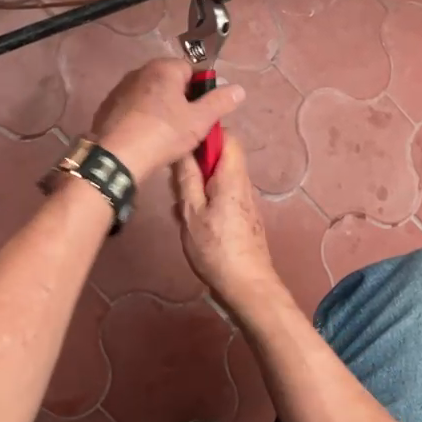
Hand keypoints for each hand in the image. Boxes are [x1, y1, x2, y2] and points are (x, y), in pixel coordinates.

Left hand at [91, 59, 244, 181]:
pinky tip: (145, 138)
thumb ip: (220, 102)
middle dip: (181, 100)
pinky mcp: (107, 106)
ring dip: (160, 110)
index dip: (201, 90)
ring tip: (166, 136)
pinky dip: (141, 118)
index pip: (192, 69)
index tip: (202, 112)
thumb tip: (239, 89)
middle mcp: (140, 71)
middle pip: (170, 82)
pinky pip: (133, 108)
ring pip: (151, 96)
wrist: (115, 156)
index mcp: (164, 68)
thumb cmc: (162, 134)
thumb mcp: (199, 121)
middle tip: (187, 126)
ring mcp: (121, 88)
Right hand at [173, 138, 287, 317]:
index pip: (227, 137)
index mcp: (232, 177)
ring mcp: (244, 202)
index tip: (183, 142)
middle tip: (174, 183)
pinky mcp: (242, 217)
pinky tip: (191, 222)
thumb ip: (187, 179)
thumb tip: (184, 149)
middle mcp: (243, 184)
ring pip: (218, 179)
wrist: (247, 287)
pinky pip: (222, 197)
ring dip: (197, 187)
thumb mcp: (192, 212)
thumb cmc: (216, 248)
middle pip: (221, 159)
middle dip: (196, 165)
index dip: (207, 134)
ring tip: (179, 206)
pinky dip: (205, 202)